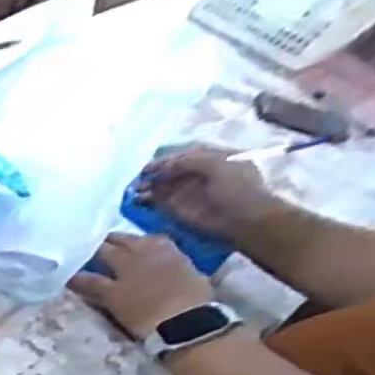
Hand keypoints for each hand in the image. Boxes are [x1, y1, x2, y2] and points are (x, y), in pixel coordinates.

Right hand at [70, 233, 214, 342]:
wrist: (185, 318)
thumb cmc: (141, 312)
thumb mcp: (111, 300)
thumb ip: (91, 285)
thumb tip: (71, 275)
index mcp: (125, 260)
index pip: (104, 250)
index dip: (91, 248)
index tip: (80, 248)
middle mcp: (146, 252)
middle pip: (127, 241)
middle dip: (113, 240)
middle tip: (100, 242)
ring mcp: (168, 255)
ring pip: (148, 240)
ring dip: (135, 240)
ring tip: (126, 243)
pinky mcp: (185, 262)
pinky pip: (165, 246)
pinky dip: (154, 245)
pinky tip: (150, 251)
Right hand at [140, 146, 287, 243]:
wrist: (239, 219)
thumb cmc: (235, 189)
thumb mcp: (218, 166)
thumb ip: (191, 162)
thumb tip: (163, 168)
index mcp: (213, 159)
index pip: (186, 155)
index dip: (169, 158)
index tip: (151, 165)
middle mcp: (198, 174)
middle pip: (171, 170)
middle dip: (155, 173)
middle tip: (139, 179)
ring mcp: (186, 192)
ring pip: (162, 185)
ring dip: (147, 187)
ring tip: (134, 192)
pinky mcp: (177, 209)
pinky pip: (158, 202)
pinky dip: (146, 201)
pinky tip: (137, 201)